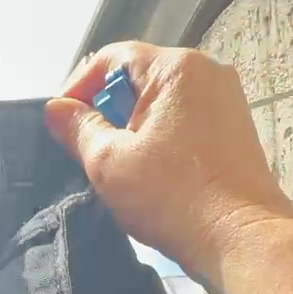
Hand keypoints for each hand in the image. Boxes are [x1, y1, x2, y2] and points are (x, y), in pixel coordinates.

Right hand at [45, 42, 292, 285]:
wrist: (236, 235)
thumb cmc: (170, 196)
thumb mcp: (109, 162)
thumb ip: (78, 129)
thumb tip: (55, 109)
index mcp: (175, 68)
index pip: (112, 58)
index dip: (78, 88)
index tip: (61, 126)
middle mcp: (206, 71)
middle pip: (137, 78)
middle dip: (105, 112)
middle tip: (85, 154)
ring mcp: (224, 99)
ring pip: (158, 103)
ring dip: (129, 129)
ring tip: (116, 169)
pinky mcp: (231, 128)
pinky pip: (180, 121)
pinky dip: (155, 140)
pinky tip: (147, 174)